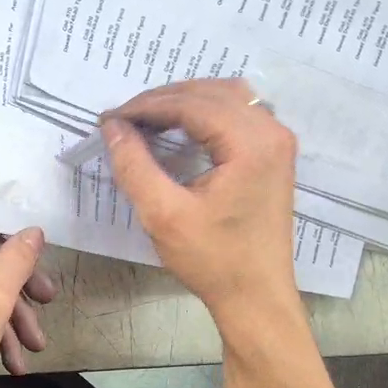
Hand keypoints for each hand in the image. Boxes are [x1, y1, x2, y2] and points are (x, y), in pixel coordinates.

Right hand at [100, 79, 300, 322]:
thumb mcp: (163, 216)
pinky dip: (205, 113)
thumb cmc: (212, 260)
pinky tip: (180, 130)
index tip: (110, 119)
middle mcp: (272, 131)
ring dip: (186, 101)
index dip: (147, 106)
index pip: (192, 104)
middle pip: (212, 92)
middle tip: (123, 119)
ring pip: (228, 98)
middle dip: (164, 99)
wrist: (255, 294)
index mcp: (251, 143)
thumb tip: (113, 128)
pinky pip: (239, 115)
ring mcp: (277, 142)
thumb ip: (135, 167)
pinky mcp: (274, 156)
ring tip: (148, 121)